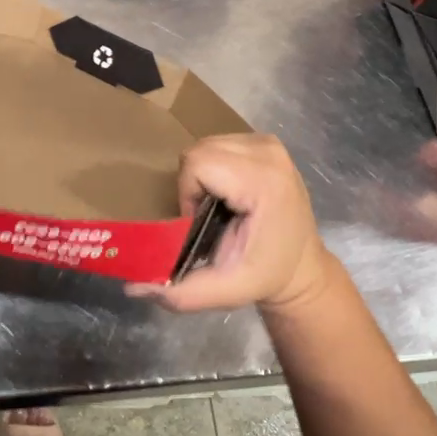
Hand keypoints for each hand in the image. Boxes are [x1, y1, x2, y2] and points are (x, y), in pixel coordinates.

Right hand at [129, 134, 341, 313]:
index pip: (198, 164)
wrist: (303, 267)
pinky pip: (220, 144)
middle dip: (192, 184)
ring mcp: (269, 143)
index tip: (202, 224)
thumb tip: (133, 288)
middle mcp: (269, 153)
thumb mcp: (225, 291)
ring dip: (201, 175)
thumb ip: (180, 294)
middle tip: (206, 216)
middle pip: (199, 151)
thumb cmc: (265, 276)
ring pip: (206, 144)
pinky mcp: (267, 142)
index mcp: (263, 182)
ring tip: (218, 205)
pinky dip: (214, 166)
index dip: (188, 194)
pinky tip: (229, 192)